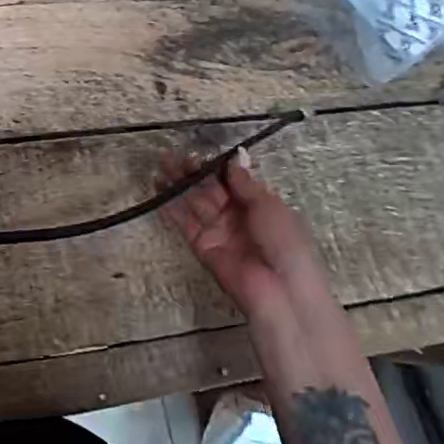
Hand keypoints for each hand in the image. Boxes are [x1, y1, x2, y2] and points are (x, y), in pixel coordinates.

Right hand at [160, 149, 331, 323]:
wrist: (281, 289)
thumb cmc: (284, 241)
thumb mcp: (269, 206)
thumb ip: (245, 184)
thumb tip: (231, 162)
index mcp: (257, 204)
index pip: (229, 180)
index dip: (213, 167)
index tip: (198, 154)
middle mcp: (235, 215)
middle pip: (208, 189)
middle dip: (190, 173)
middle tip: (170, 157)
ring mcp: (217, 231)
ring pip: (193, 202)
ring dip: (177, 185)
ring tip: (160, 167)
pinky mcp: (202, 246)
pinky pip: (185, 224)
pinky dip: (171, 208)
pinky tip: (159, 191)